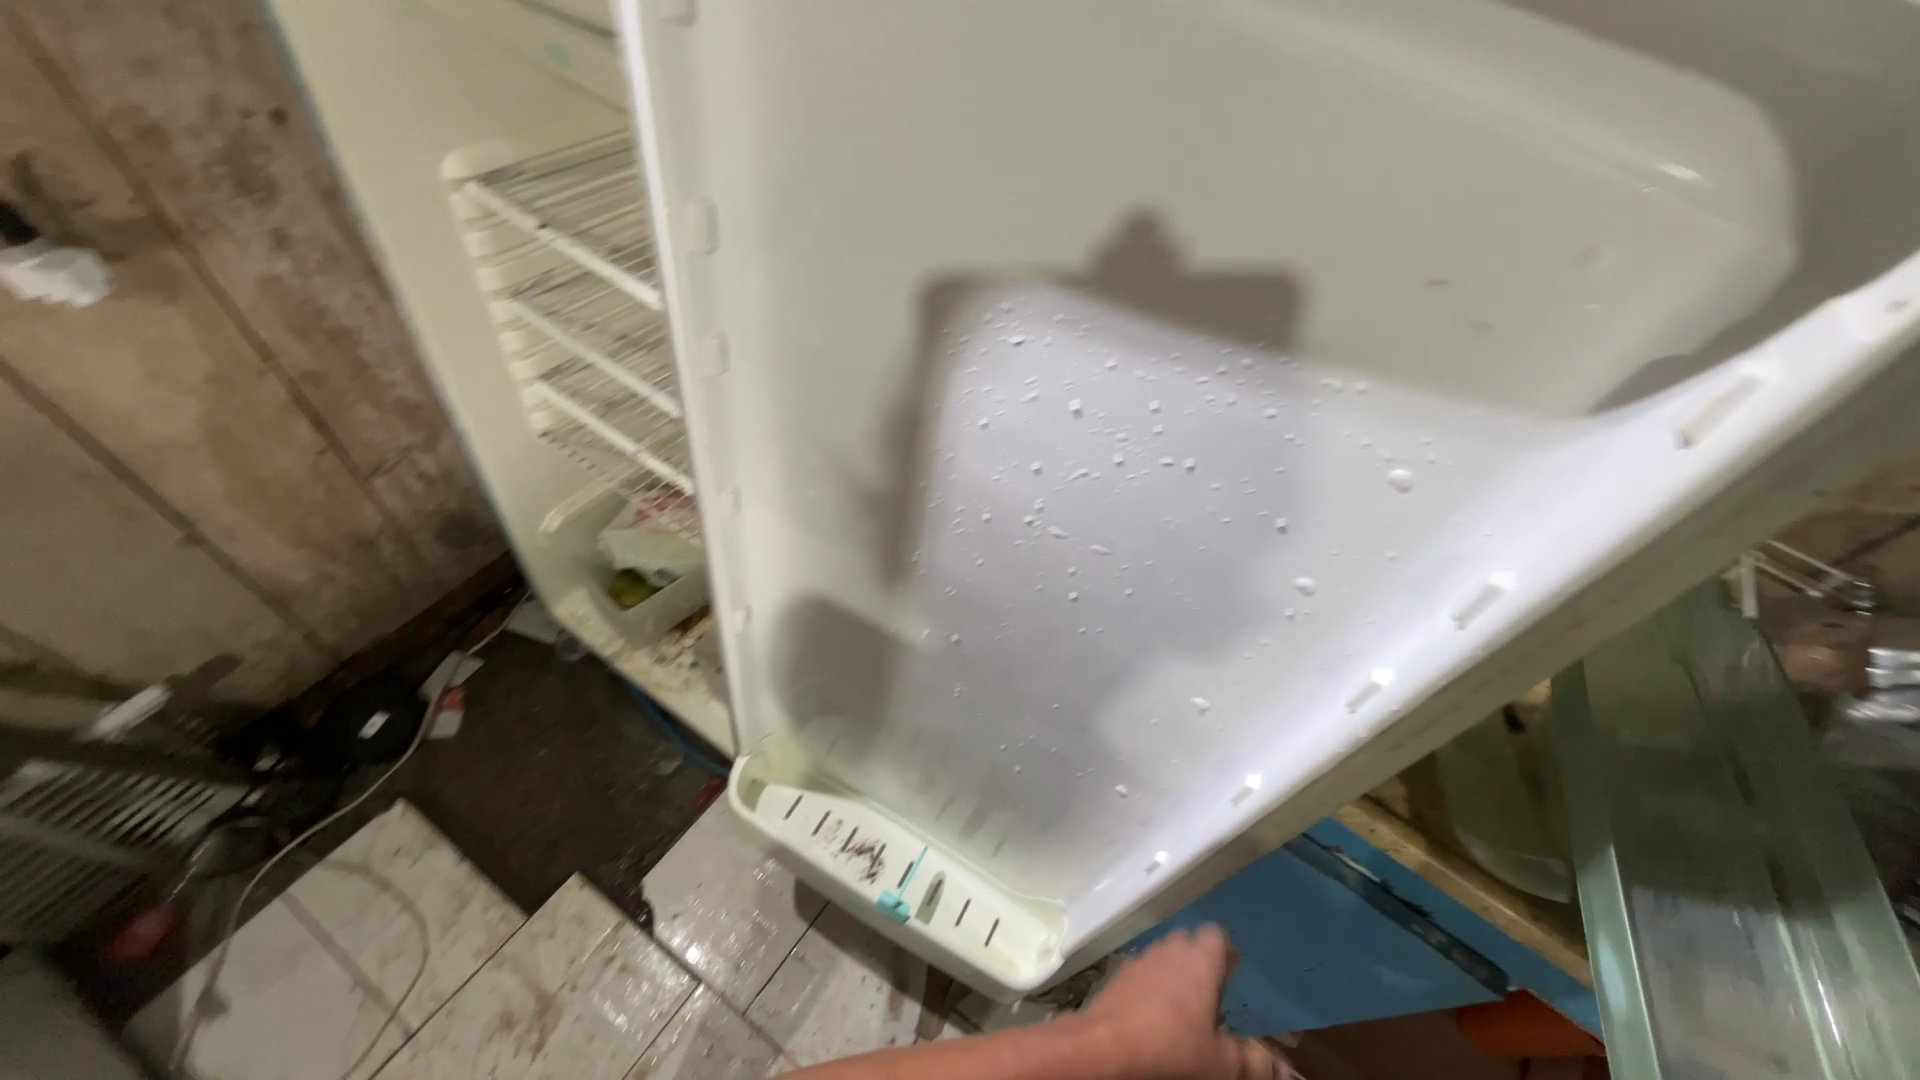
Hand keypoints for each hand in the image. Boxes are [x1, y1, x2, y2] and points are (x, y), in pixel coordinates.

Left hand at [1078, 925, 1288, 1079]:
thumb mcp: (1221, 1063)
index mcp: (1199, 961)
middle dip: (1200, 961)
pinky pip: (1140, 974)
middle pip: (1188, 941)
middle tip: (1212, 994)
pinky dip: (1149, 988)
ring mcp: (1139, 962)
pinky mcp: (1116, 978)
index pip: (1217, 935)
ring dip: (1173, 973)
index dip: (1226, 951)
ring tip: (1183, 1009)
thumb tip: (1278, 1066)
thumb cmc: (1172, 1050)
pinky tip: (1152, 1017)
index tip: (1232, 971)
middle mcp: (1168, 951)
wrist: (1105, 1049)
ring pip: (1162, 956)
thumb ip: (1253, 1060)